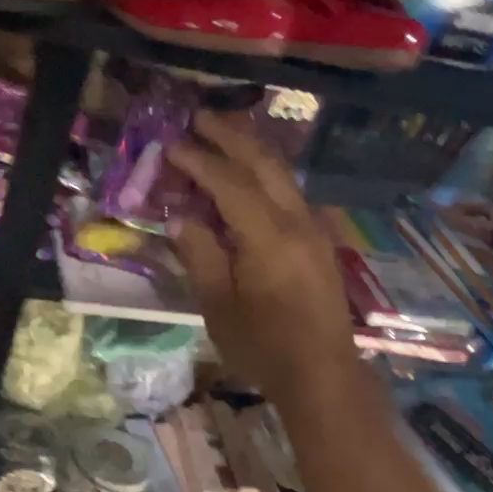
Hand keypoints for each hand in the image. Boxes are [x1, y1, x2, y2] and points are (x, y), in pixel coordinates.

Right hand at [167, 110, 364, 407]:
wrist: (321, 374)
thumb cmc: (263, 347)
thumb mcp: (218, 308)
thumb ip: (200, 256)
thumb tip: (182, 218)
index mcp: (268, 237)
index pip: (230, 183)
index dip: (199, 161)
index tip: (171, 144)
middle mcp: (297, 221)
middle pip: (264, 164)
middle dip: (230, 137)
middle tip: (199, 117)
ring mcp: (314, 229)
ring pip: (283, 175)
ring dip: (251, 151)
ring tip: (221, 138)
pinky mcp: (319, 242)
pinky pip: (290, 193)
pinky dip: (265, 176)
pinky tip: (249, 180)